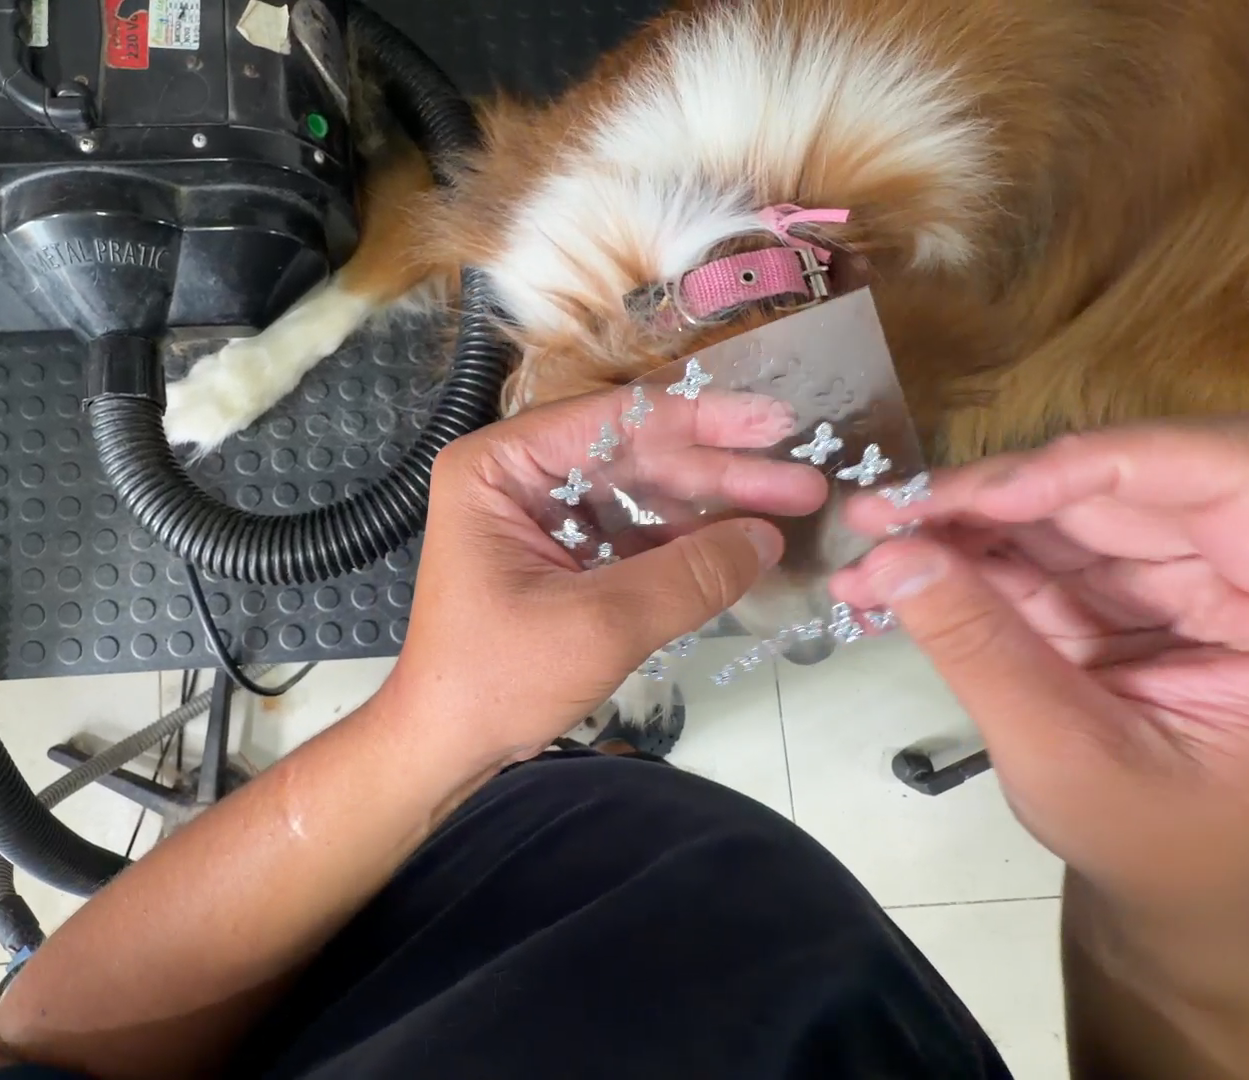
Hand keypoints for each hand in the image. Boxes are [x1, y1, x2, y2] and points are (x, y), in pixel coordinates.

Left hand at [382, 387, 828, 764]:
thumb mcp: (599, 624)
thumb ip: (688, 575)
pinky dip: (676, 542)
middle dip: (714, 472)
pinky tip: (736, 548)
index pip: (610, 421)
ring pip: (632, 494)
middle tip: (801, 483)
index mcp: (496, 467)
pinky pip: (622, 532)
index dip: (701, 420)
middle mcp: (512, 477)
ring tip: (786, 514)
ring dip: (705, 508)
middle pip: (628, 456)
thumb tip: (767, 537)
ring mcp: (532, 515)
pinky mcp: (552, 553)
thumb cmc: (498, 679)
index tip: (776, 424)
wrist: (447, 741)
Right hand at [831, 422, 1248, 911]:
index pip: (1238, 480)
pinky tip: (876, 580)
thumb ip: (980, 651)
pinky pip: (1019, 548)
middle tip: (879, 514)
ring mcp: (1175, 574)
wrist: (1166, 879)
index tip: (984, 498)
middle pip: (1121, 483)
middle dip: (989, 495)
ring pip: (1056, 505)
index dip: (1106, 464)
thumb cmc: (1155, 838)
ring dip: (949, 522)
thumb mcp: (1065, 755)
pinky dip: (943, 559)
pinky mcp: (1106, 586)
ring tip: (862, 548)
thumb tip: (887, 559)